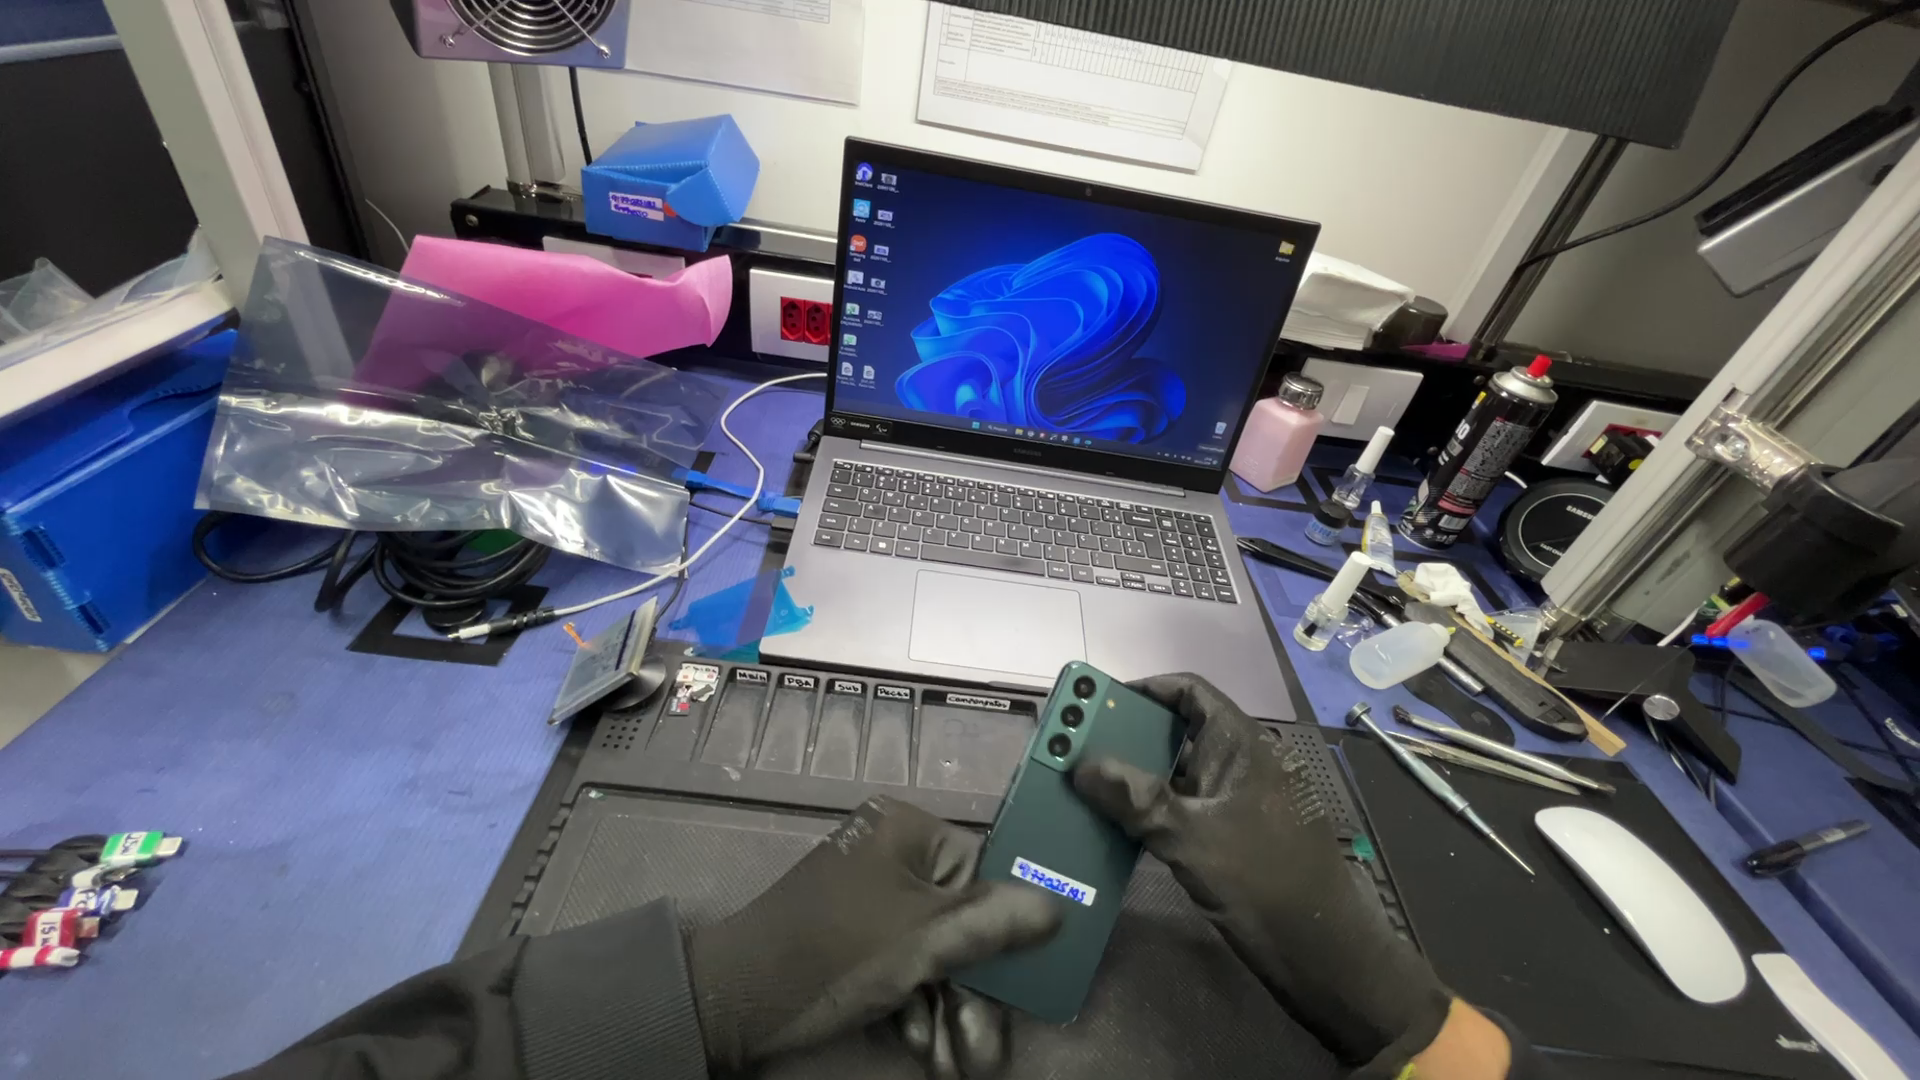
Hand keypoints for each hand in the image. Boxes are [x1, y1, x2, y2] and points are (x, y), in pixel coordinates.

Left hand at [685, 796, 1059, 1072]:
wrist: (735, 999)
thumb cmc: (836, 952)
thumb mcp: (923, 939)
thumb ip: (994, 922)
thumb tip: (1059, 907)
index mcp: (907, 830)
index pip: (981, 870)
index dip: (1004, 928)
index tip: (1022, 984)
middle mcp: (892, 851)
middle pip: (959, 917)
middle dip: (973, 987)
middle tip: (985, 1049)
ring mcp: (872, 892)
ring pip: (934, 947)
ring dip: (949, 1005)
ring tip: (956, 1060)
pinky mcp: (856, 931)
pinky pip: (904, 958)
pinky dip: (917, 1001)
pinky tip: (921, 1043)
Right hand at [1071, 673, 1451, 1068]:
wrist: (1326, 959)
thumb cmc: (1263, 884)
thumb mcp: (1191, 838)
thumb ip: (1135, 799)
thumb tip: (1080, 766)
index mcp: (1241, 744)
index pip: (1190, 690)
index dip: (1145, 688)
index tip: (1099, 702)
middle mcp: (1240, 762)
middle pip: (1179, 728)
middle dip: (1130, 732)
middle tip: (1082, 743)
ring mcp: (1239, 799)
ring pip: (1179, 769)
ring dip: (1138, 771)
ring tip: (1090, 779)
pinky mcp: (1235, 832)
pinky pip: (1185, 802)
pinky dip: (1153, 803)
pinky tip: (1119, 820)